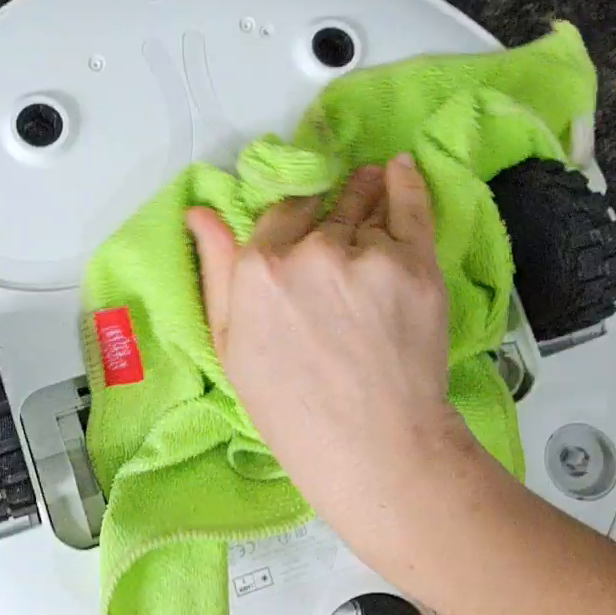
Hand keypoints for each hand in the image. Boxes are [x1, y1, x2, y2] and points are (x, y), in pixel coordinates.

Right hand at [187, 157, 475, 541]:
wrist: (371, 445)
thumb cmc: (287, 403)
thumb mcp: (231, 343)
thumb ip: (216, 270)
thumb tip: (199, 213)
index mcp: (258, 269)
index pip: (278, 214)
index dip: (293, 213)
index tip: (305, 210)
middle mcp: (310, 252)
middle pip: (323, 209)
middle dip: (332, 203)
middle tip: (345, 198)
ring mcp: (367, 257)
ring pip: (365, 211)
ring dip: (367, 196)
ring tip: (373, 185)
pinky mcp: (416, 267)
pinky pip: (411, 209)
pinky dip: (406, 185)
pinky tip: (399, 169)